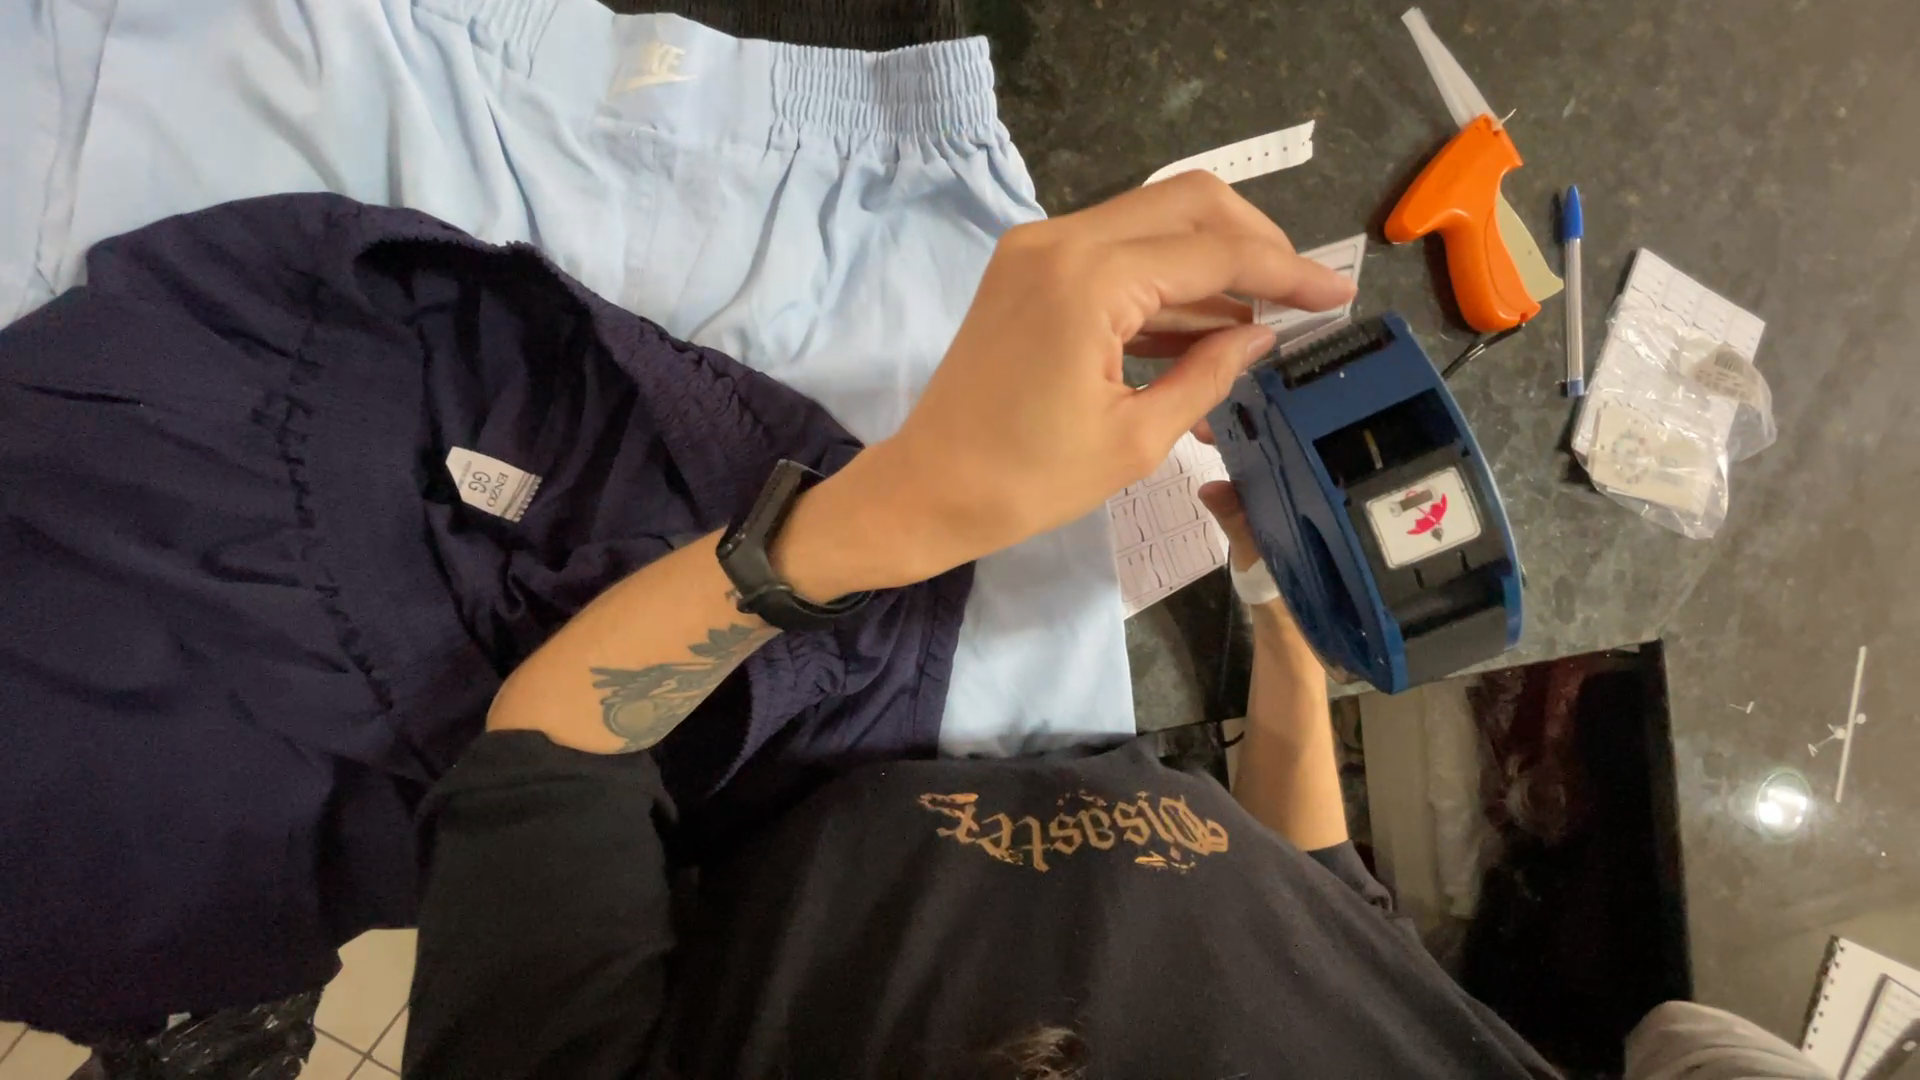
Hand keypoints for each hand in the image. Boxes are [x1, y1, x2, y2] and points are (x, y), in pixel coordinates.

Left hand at [786, 173, 1355, 595]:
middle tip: (1294, 296)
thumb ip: (1209, 375)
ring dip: (1205, 262)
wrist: (928, 489)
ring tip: (1255, 320)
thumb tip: (1261, 336)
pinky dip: (1156, 281)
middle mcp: (1061, 240)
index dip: (1286, 271)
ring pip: (1147, 222)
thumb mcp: (1134, 440)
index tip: (1337, 296)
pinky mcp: (1022, 269)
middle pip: (1185, 203)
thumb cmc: (1026, 482)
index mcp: (1091, 281)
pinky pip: (1109, 253)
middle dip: (1252, 242)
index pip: (1215, 250)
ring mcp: (1034, 249)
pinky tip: (1196, 324)